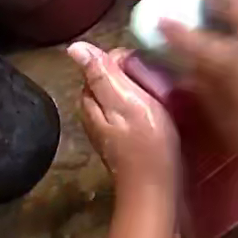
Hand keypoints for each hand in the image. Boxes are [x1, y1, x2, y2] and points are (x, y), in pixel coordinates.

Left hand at [69, 42, 180, 194]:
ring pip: (123, 94)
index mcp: (90, 101)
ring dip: (142, 90)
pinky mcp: (125, 139)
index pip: (102, 62)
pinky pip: (132, 110)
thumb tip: (74, 47)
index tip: (150, 68)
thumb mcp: (125, 102)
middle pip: (112, 78)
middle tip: (159, 83)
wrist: (157, 191)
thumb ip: (102, 75)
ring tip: (164, 95)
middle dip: (134, 74)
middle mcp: (94, 113)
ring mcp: (109, 128)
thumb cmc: (146, 144)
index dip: (127, 59)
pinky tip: (161, 112)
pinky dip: (146, 106)